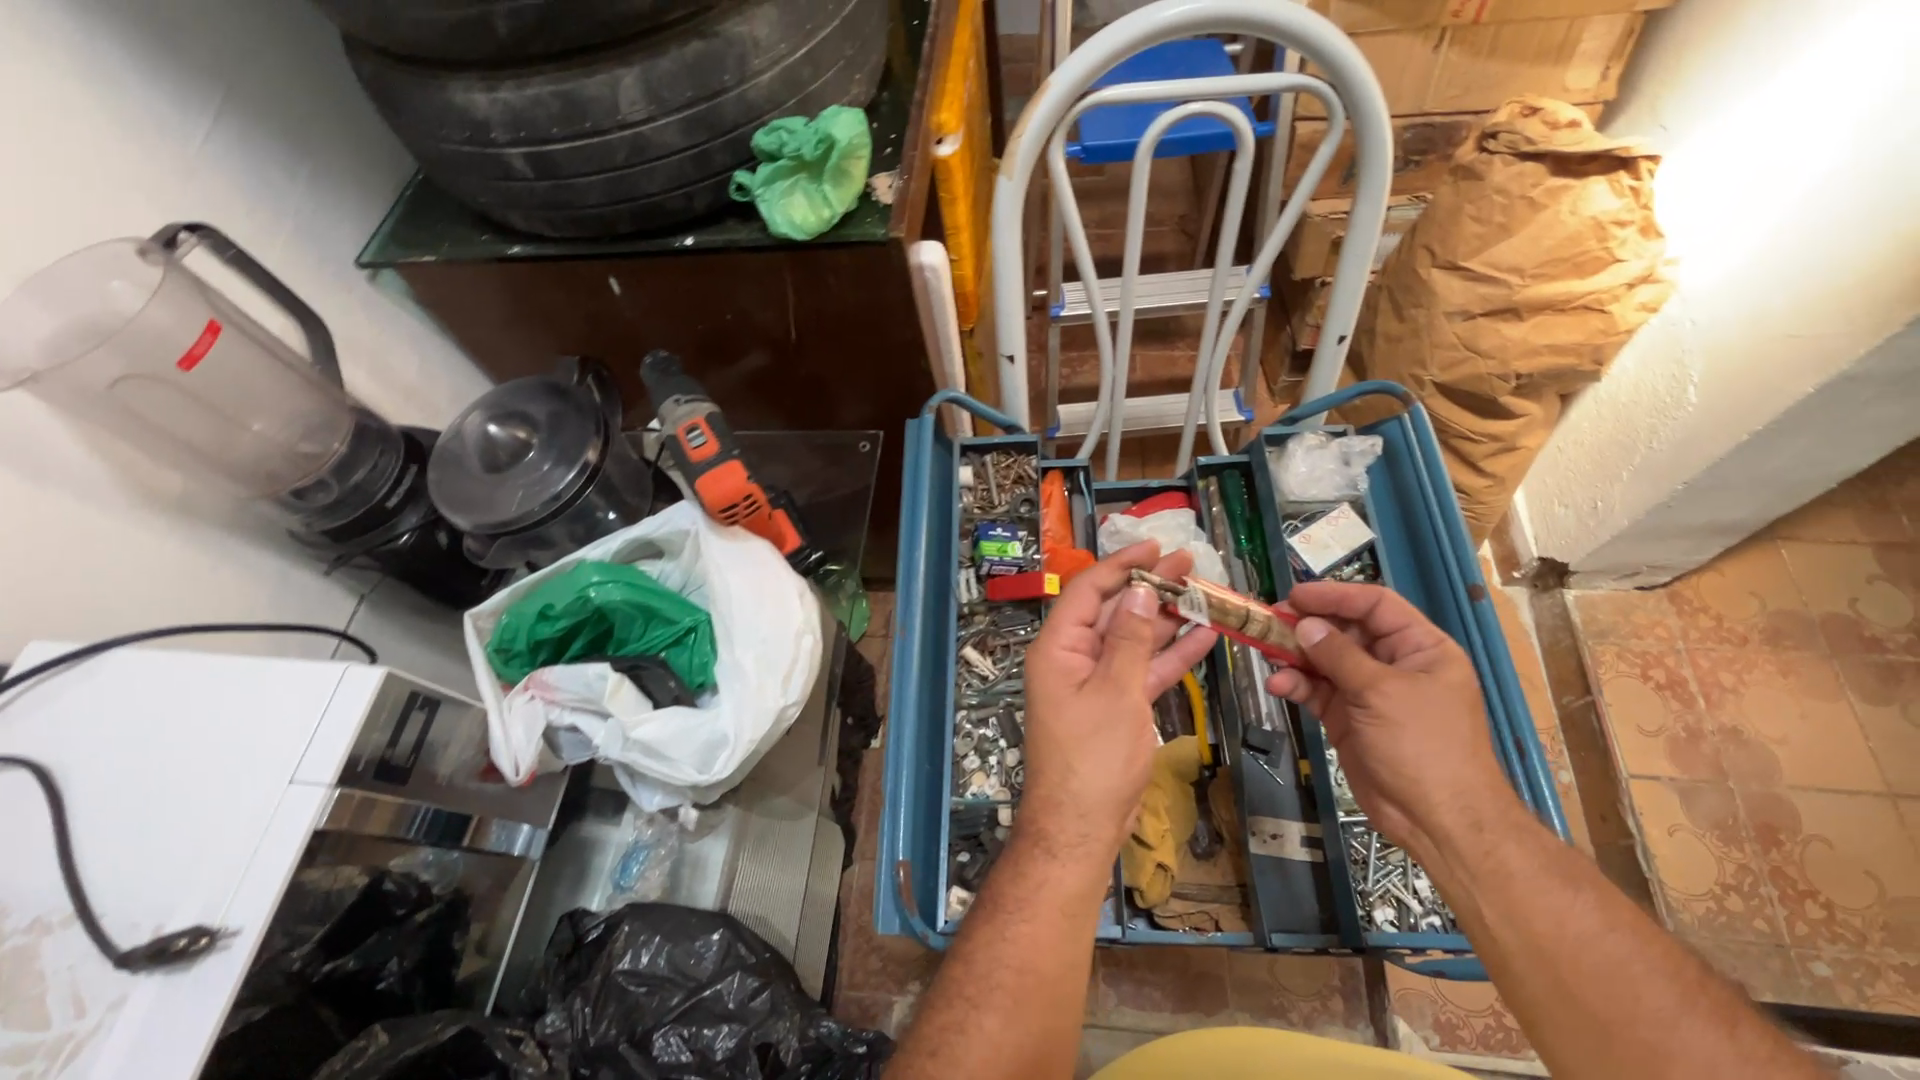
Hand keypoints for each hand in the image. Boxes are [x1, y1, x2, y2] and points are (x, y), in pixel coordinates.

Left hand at [1019, 542, 1218, 860]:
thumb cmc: (1092, 760)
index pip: (1090, 591)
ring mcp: (1096, 683)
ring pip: (1134, 640)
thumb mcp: (1116, 693)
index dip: (1122, 565)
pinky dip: (1170, 656)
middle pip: (1115, 611)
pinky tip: (1203, 636)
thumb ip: (1132, 640)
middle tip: (1191, 563)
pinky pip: (1144, 671)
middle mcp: (1073, 659)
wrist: (1083, 825)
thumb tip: (1141, 591)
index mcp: (1058, 649)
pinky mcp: (1116, 706)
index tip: (1156, 546)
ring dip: (1167, 618)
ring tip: (1203, 591)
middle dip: (1152, 587)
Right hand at [1264, 582, 1515, 858]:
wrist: (1437, 818)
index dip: (1336, 596)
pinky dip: (1298, 685)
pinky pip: (1318, 691)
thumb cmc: (1423, 746)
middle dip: (1309, 625)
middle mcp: (1395, 664)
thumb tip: (1305, 624)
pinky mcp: (1349, 719)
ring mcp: (1370, 693)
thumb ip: (1340, 655)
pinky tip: (1279, 684)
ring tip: (1266, 651)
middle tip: (1271, 620)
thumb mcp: (1382, 693)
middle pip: (1346, 631)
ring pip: (1327, 661)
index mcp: (1421, 648)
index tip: (1295, 595)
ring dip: (1297, 656)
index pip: (1377, 606)